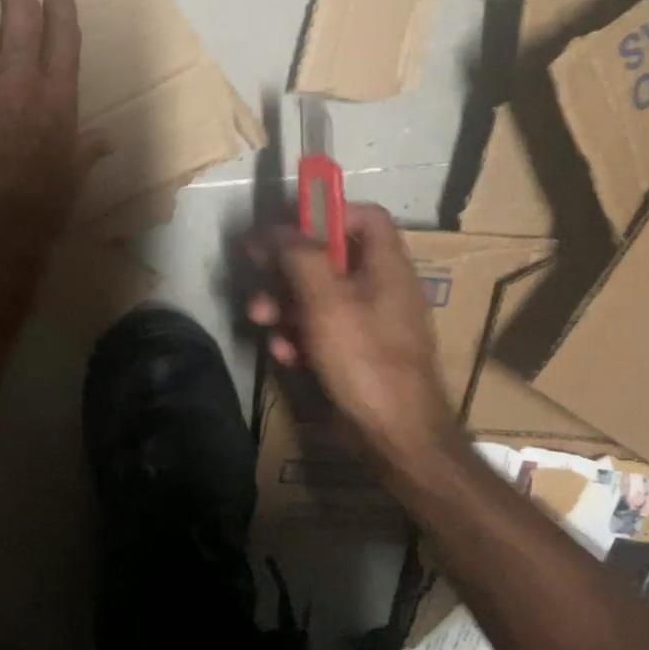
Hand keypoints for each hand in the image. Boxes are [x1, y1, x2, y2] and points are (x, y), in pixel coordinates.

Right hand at [246, 204, 459, 462]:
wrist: (395, 438)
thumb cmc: (365, 360)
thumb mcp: (325, 300)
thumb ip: (300, 255)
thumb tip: (277, 229)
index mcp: (387, 267)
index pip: (365, 217)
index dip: (326, 211)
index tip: (285, 220)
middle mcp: (381, 288)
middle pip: (329, 255)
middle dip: (286, 262)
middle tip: (253, 263)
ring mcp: (368, 322)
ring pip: (316, 293)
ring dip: (282, 302)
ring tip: (259, 317)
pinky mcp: (354, 352)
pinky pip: (319, 328)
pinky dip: (296, 335)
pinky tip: (284, 353)